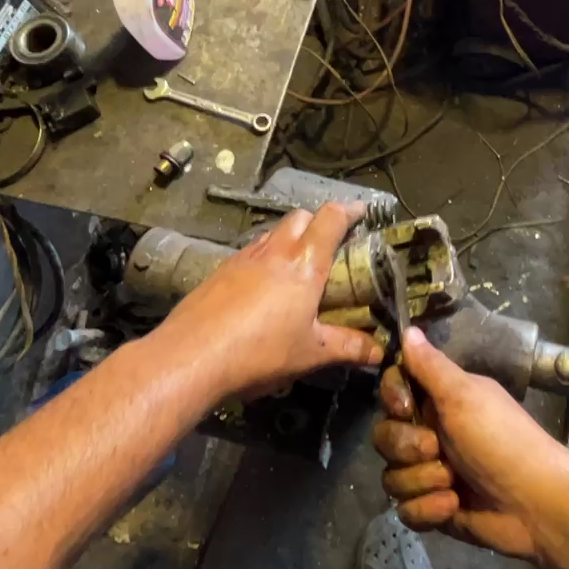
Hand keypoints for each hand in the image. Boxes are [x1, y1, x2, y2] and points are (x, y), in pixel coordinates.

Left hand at [162, 202, 383, 397]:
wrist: (190, 358)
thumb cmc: (260, 352)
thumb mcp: (310, 353)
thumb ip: (347, 348)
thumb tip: (378, 352)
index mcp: (304, 264)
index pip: (331, 219)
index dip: (349, 210)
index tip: (362, 210)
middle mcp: (275, 251)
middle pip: (300, 216)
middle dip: (319, 220)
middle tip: (331, 241)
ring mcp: (243, 258)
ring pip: (273, 232)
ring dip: (290, 237)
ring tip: (298, 263)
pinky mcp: (220, 271)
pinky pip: (251, 251)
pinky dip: (266, 256)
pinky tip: (263, 285)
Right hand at [373, 327, 568, 562]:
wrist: (534, 503)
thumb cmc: (501, 438)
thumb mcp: (464, 395)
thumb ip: (430, 366)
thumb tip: (407, 328)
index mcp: (441, 400)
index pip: (394, 390)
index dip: (392, 399)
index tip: (405, 408)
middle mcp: (433, 432)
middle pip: (385, 436)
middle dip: (407, 448)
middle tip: (437, 449)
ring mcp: (433, 471)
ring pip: (393, 476)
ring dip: (422, 481)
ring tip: (453, 483)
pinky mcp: (435, 508)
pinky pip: (407, 510)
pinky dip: (427, 510)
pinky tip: (453, 506)